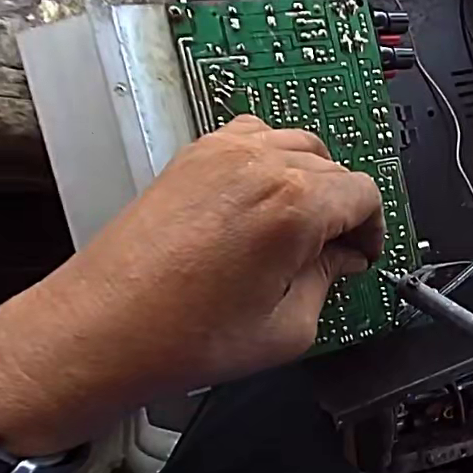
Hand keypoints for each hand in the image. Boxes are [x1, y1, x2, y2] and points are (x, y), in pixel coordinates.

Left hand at [0, 115, 384, 456]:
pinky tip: (265, 197)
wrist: (100, 331)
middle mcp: (261, 166)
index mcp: (295, 205)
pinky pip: (254, 138)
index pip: (365, 194)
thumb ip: (328, 280)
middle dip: (344, 210)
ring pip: (299, 146)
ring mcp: (222, 154)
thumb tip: (341, 259)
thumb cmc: (180, 335)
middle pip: (335, 169)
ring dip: (313, 182)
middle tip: (333, 250)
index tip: (361, 253)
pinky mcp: (192, 158)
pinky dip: (272, 160)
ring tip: (301, 224)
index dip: (372, 229)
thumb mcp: (288, 327)